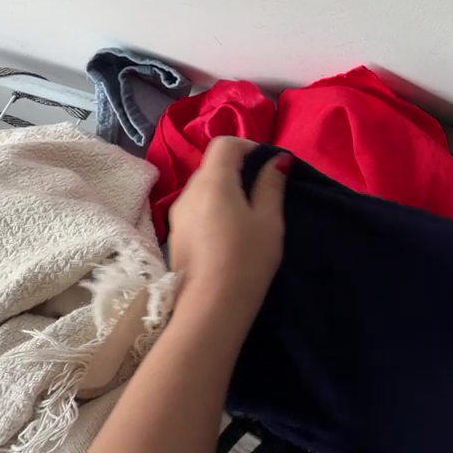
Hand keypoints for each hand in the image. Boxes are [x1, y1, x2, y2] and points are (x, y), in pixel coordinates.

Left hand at [164, 137, 287, 322]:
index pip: (224, 144)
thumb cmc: (246, 258)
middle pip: (213, 165)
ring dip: (227, 189)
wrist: (210, 308)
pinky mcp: (176, 235)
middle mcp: (188, 193)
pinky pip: (198, 207)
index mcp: (212, 182)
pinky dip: (215, 207)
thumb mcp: (268, 218)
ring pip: (204, 187)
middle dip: (239, 168)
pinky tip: (231, 231)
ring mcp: (178, 216)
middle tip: (266, 189)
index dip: (249, 146)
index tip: (269, 164)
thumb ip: (271, 185)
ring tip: (251, 213)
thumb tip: (276, 160)